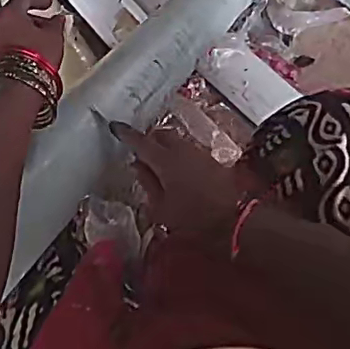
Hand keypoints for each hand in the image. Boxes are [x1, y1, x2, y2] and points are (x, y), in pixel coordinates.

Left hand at [0, 0, 66, 72]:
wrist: (19, 85)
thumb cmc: (33, 59)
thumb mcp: (53, 36)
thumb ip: (56, 24)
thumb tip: (58, 21)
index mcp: (9, 13)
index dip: (38, 0)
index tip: (46, 3)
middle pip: (14, 14)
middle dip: (31, 18)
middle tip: (45, 23)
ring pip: (8, 30)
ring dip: (23, 32)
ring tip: (40, 40)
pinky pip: (5, 44)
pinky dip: (17, 44)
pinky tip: (30, 52)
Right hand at [109, 120, 255, 244]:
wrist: (233, 221)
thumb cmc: (192, 218)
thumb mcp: (161, 207)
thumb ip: (147, 182)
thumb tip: (137, 164)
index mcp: (165, 160)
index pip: (141, 141)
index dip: (126, 133)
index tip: (115, 127)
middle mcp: (182, 150)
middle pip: (160, 134)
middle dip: (148, 139)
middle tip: (139, 153)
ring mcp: (198, 152)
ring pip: (175, 140)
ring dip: (164, 147)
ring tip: (158, 165)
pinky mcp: (211, 159)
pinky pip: (187, 149)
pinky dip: (178, 154)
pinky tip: (177, 171)